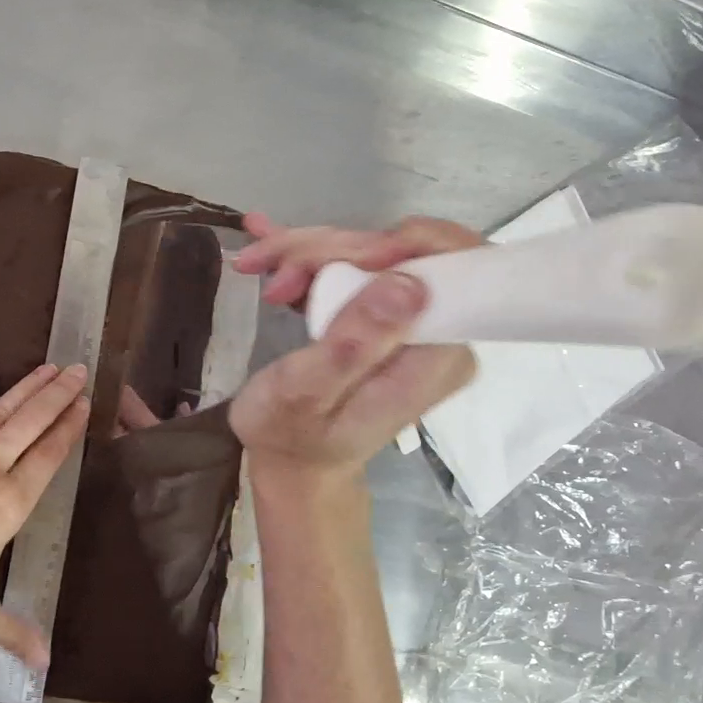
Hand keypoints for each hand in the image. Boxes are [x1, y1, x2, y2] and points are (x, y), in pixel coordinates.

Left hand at [0, 345, 89, 669]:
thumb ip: (15, 633)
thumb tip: (46, 665)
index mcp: (8, 506)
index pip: (49, 458)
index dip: (69, 429)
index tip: (86, 403)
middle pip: (29, 425)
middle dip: (56, 396)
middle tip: (78, 368)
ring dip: (23, 388)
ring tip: (46, 365)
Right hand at [228, 215, 479, 482]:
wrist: (291, 461)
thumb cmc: (289, 435)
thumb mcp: (306, 392)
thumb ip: (354, 343)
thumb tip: (408, 283)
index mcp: (435, 355)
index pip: (449, 265)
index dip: (392, 245)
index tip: (329, 260)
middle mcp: (441, 332)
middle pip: (400, 252)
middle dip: (326, 250)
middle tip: (262, 265)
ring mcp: (417, 324)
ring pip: (372, 254)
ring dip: (307, 254)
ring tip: (253, 266)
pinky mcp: (391, 319)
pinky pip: (359, 269)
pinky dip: (310, 256)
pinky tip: (269, 240)